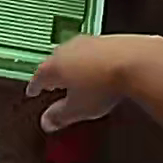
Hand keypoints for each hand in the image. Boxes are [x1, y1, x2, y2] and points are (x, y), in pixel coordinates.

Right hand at [26, 34, 162, 132]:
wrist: (130, 60)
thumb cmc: (100, 87)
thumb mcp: (77, 109)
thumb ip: (60, 116)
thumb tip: (46, 122)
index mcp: (54, 66)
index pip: (39, 77)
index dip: (34, 86)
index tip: (31, 92)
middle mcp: (66, 49)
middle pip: (53, 63)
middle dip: (51, 75)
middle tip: (50, 86)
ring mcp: (84, 42)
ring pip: (70, 55)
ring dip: (68, 66)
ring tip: (71, 78)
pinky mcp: (101, 39)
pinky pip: (86, 51)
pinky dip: (83, 61)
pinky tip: (91, 69)